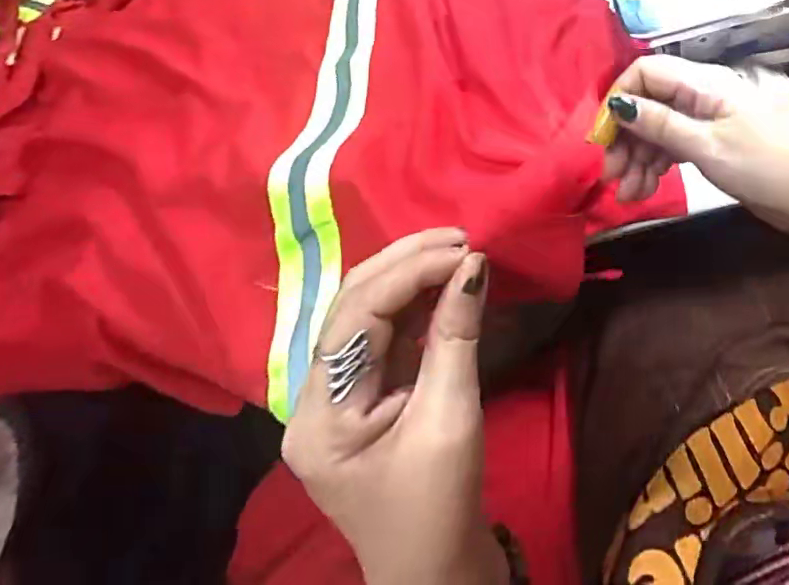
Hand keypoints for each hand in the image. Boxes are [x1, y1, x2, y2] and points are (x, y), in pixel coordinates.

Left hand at [281, 229, 506, 584]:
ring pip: (369, 313)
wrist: (439, 578)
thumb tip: (474, 264)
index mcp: (319, 414)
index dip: (410, 272)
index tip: (465, 247)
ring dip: (413, 276)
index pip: (358, 316)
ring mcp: (338, 395)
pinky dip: (417, 303)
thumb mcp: (450, 419)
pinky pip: (387, 334)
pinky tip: (445, 282)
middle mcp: (315, 396)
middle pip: (354, 306)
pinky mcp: (365, 395)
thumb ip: (456, 335)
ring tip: (457, 250)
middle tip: (460, 237)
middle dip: (407, 263)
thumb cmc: (440, 509)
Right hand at [600, 55, 788, 230]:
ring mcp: (706, 120)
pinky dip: (656, 166)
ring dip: (638, 159)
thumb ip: (660, 124)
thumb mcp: (706, 146)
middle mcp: (701, 95)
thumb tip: (619, 105)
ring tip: (627, 194)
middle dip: (625, 138)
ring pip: (657, 129)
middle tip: (611, 175)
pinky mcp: (711, 143)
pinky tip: (644, 190)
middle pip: (648, 104)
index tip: (603, 136)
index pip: (645, 73)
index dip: (619, 99)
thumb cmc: (764, 166)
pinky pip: (672, 146)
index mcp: (703, 83)